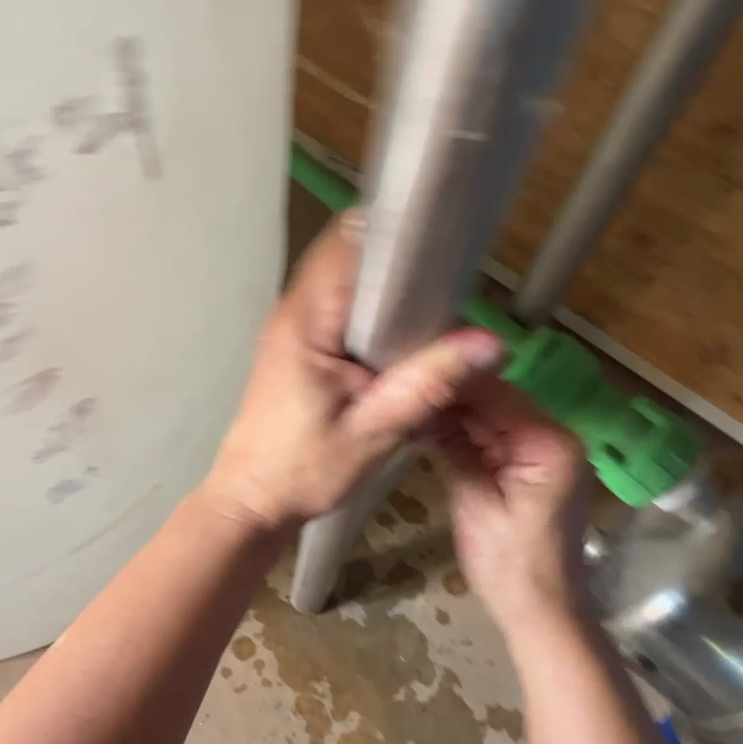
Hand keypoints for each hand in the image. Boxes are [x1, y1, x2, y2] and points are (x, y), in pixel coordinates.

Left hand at [203, 212, 504, 532]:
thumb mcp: (374, 431)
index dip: (400, 242)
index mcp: (306, 320)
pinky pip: (344, 308)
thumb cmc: (302, 471)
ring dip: (390, 296)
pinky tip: (401, 344)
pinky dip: (375, 317)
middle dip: (402, 270)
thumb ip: (428, 383)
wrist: (255, 501)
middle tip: (447, 298)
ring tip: (431, 320)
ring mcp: (294, 325)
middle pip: (353, 256)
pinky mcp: (300, 344)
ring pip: (350, 282)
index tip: (444, 257)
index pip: (352, 245)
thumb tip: (488, 345)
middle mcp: (294, 311)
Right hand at [431, 378, 590, 631]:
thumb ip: (452, 447)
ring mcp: (544, 453)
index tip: (406, 364)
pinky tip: (430, 427)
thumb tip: (418, 405)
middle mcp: (554, 437)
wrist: (542, 612)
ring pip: (491, 418)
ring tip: (407, 399)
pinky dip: (465, 435)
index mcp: (549, 442)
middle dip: (449, 394)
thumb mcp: (474, 502)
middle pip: (494, 401)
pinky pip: (494, 439)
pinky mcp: (531, 468)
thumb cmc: (510, 565)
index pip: (494, 394)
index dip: (450, 379)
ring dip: (453, 413)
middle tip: (399, 381)